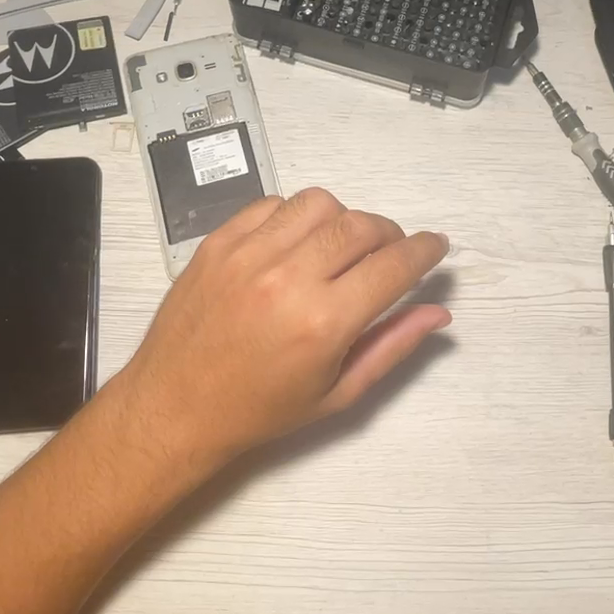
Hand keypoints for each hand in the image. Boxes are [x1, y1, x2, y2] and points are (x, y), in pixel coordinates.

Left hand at [113, 188, 450, 462]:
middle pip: (361, 226)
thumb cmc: (261, 410)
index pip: (393, 266)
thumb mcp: (338, 393)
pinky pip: (271, 204)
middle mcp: (288, 277)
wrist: (174, 406)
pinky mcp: (218, 242)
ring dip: (343, 219)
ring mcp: (248, 253)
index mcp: (323, 322)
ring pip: (318, 203)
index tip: (435, 246)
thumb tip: (439, 312)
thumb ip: (392, 346)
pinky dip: (296, 216)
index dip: (424, 251)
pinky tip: (295, 243)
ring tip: (339, 247)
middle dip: (389, 234)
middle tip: (389, 254)